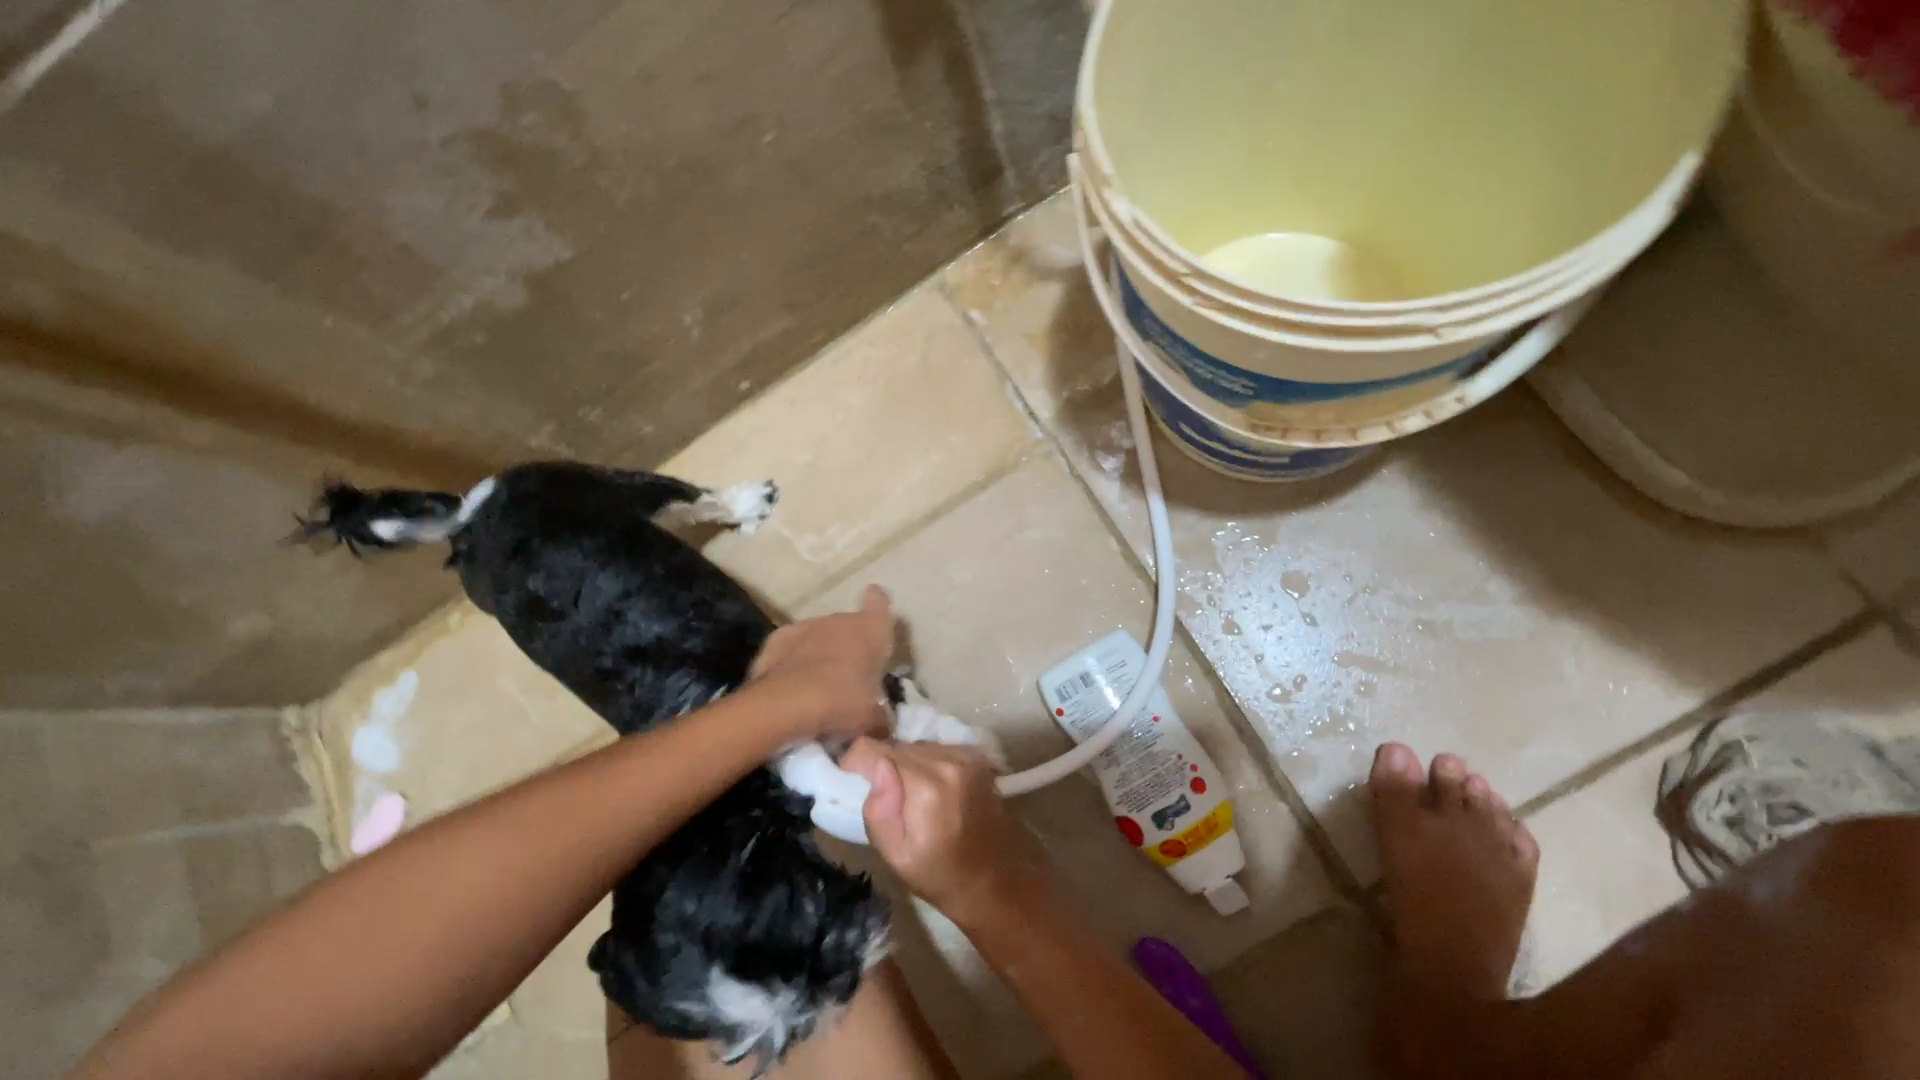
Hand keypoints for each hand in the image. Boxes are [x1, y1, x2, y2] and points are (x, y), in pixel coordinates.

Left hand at [748, 584, 897, 739]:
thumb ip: (881, 716)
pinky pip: (791, 649)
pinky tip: (792, 688)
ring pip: (818, 637)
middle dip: (849, 648)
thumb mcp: (873, 718)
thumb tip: (882, 723)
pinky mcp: (776, 639)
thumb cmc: (843, 702)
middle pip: (847, 626)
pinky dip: (792, 663)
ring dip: (820, 655)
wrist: (787, 704)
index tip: (876, 623)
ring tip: (819, 688)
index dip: (879, 607)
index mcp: (871, 630)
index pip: (880, 602)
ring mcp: (805, 626)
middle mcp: (839, 620)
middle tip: (849, 680)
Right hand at [840, 740, 1049, 928]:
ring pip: (916, 745)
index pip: (875, 749)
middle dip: (882, 765)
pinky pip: (937, 748)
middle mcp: (950, 761)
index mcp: (927, 786)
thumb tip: (876, 767)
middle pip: (896, 745)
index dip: (855, 762)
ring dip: (905, 763)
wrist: (994, 880)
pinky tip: (931, 789)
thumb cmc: (939, 874)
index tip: (851, 779)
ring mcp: (968, 756)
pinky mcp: (978, 757)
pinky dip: (927, 763)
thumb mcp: (895, 856)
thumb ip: (878, 810)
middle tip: (883, 797)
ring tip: (907, 796)